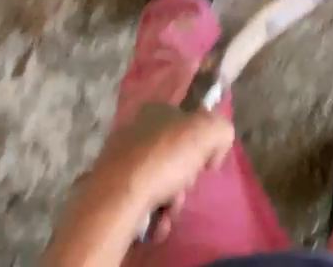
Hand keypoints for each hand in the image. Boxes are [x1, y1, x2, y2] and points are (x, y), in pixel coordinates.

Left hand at [43, 104, 233, 266]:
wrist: (117, 198)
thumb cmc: (164, 158)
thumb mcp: (209, 131)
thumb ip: (221, 130)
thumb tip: (215, 149)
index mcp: (156, 110)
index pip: (188, 122)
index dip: (202, 143)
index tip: (205, 162)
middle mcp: (135, 130)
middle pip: (176, 156)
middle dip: (186, 178)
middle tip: (186, 187)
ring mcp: (120, 160)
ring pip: (161, 181)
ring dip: (172, 200)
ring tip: (169, 210)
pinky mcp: (111, 189)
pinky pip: (143, 201)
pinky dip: (154, 214)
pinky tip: (157, 221)